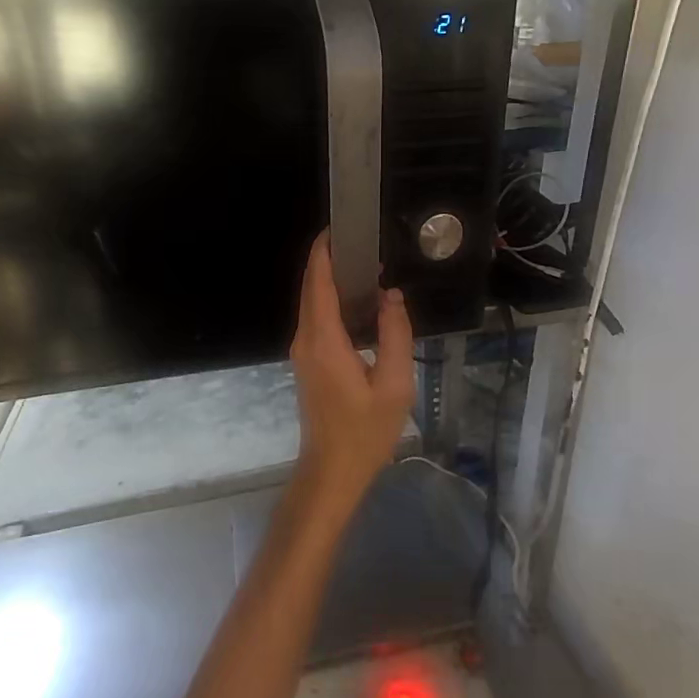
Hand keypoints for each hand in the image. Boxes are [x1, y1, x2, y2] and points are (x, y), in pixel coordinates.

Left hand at [289, 232, 415, 511]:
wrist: (332, 471)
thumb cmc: (365, 432)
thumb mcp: (394, 385)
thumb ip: (395, 335)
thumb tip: (391, 294)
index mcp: (324, 340)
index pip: (317, 282)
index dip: (323, 251)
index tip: (339, 226)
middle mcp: (306, 339)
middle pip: (311, 286)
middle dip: (330, 258)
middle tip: (363, 239)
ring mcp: (303, 350)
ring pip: (312, 301)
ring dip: (332, 278)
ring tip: (366, 262)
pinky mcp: (308, 360)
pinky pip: (316, 317)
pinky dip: (333, 298)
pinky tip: (360, 298)